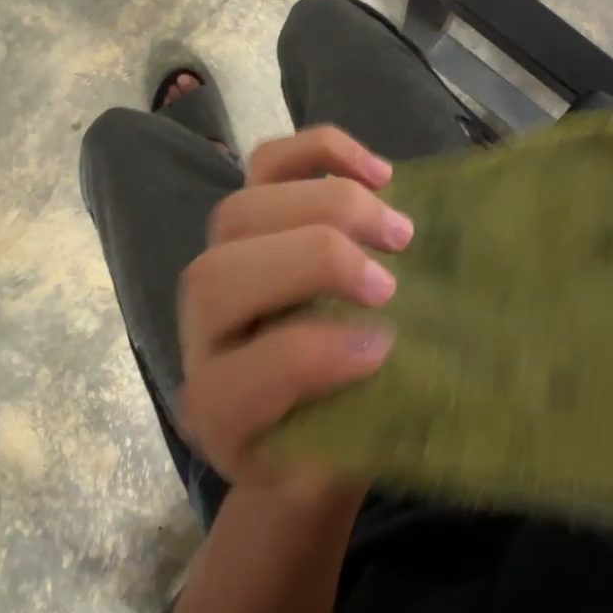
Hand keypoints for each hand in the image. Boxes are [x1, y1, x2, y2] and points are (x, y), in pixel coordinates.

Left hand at [179, 126, 412, 490]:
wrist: (307, 429)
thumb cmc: (336, 445)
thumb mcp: (353, 459)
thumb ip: (368, 430)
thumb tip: (412, 372)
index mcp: (218, 414)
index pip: (234, 380)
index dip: (311, 356)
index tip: (385, 347)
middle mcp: (201, 336)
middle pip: (220, 277)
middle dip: (314, 263)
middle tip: (391, 284)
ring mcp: (221, 267)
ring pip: (238, 212)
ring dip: (325, 206)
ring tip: (399, 230)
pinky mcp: (250, 220)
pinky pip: (265, 164)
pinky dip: (319, 152)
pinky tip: (379, 173)